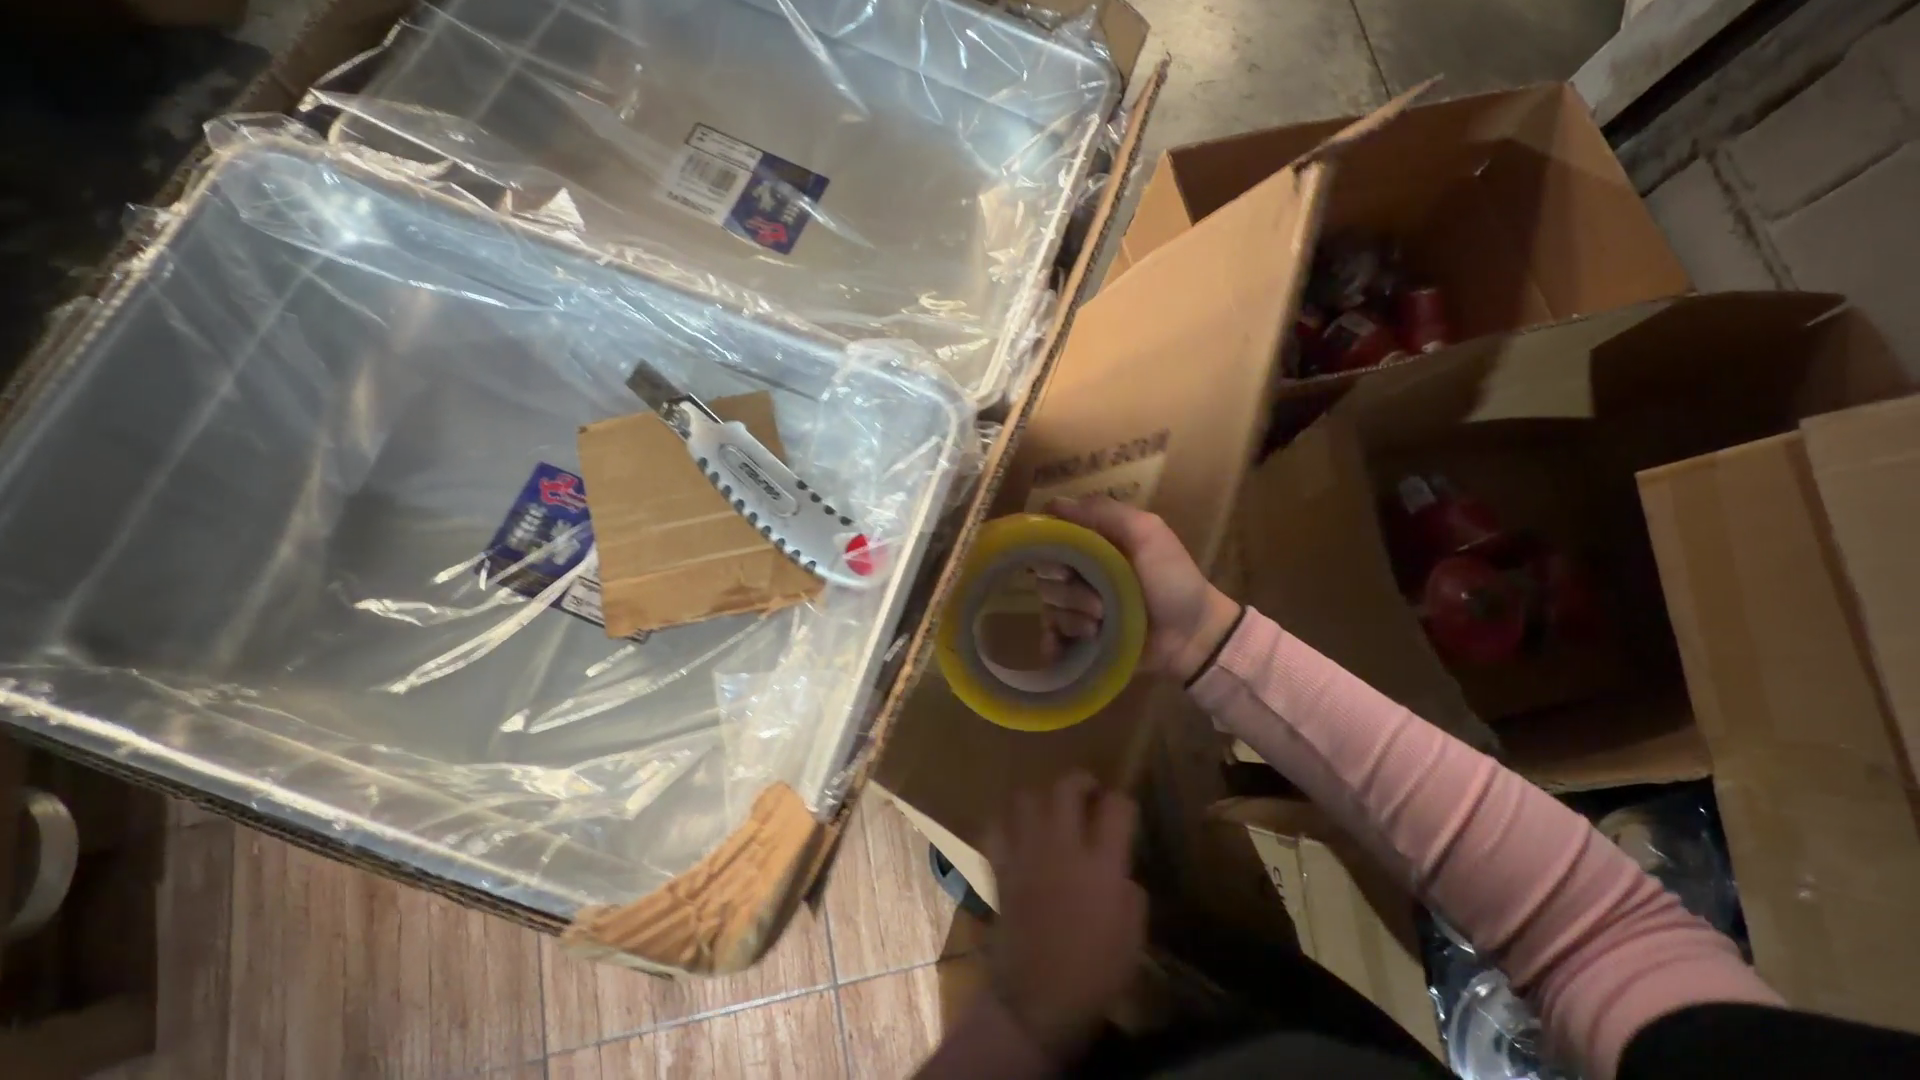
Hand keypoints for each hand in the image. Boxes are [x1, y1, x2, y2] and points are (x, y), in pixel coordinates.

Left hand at [986, 771, 1146, 1059]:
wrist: (1036, 1001)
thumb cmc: (1094, 975)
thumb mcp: (1133, 937)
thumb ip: (1130, 893)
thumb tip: (1119, 872)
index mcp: (1103, 865)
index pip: (1117, 807)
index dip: (1124, 801)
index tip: (1123, 811)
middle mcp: (1063, 848)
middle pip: (1067, 788)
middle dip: (1081, 782)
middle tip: (1089, 794)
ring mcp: (1027, 856)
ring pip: (1027, 798)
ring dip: (1042, 798)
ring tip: (1052, 811)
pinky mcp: (1001, 869)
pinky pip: (996, 828)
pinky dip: (1007, 822)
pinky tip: (1018, 833)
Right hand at [1038, 495, 1241, 681]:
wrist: (1192, 635)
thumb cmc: (1173, 580)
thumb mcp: (1148, 534)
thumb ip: (1105, 512)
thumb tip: (1053, 504)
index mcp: (1095, 543)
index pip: (1051, 536)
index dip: (1049, 547)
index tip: (1063, 561)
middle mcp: (1082, 571)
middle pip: (1046, 573)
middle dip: (1068, 589)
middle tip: (1097, 601)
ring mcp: (1080, 605)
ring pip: (1050, 604)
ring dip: (1073, 615)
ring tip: (1101, 623)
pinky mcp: (1080, 636)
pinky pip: (1051, 635)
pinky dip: (1057, 639)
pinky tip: (1074, 643)